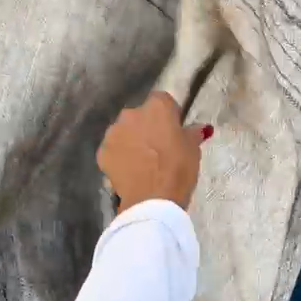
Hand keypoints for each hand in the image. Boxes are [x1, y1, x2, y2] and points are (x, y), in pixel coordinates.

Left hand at [98, 91, 210, 212]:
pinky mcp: (102, 152)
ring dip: (132, 140)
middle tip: (159, 148)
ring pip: (124, 131)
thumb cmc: (178, 169)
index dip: (169, 115)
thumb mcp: (193, 149)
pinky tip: (131, 171)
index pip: (163, 101)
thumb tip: (198, 127)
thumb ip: (193, 132)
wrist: (153, 199)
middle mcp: (131, 114)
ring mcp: (113, 133)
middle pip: (140, 115)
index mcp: (157, 107)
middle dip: (148, 127)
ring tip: (144, 162)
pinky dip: (121, 156)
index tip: (174, 130)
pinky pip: (114, 149)